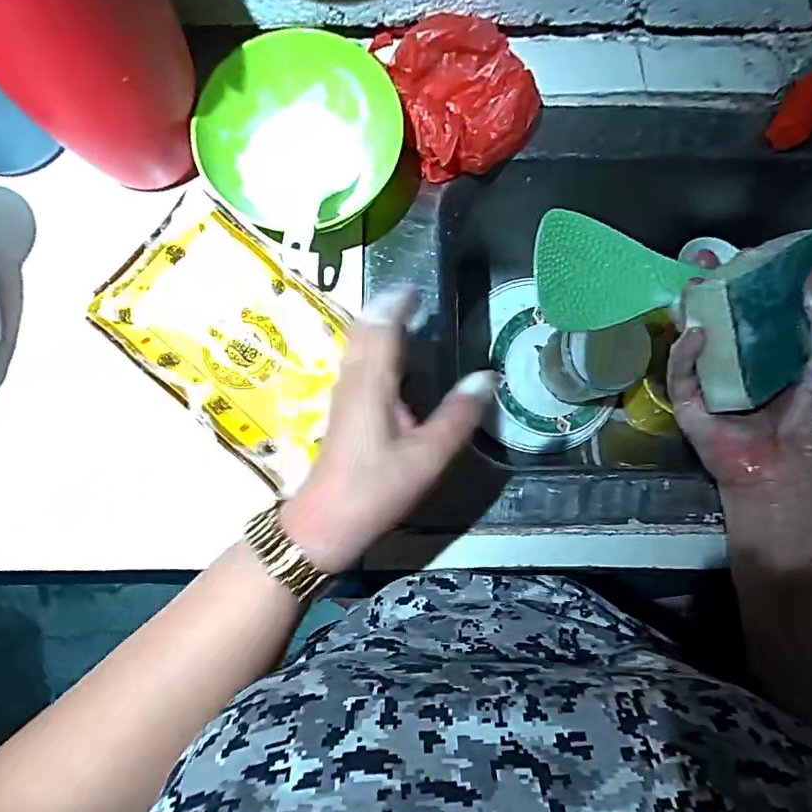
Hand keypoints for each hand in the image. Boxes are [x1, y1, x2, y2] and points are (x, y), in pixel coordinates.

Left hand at [280, 290, 493, 573]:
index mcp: (371, 383)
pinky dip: (372, 354)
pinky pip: (355, 368)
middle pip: (363, 332)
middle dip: (385, 312)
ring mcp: (341, 397)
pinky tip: (390, 367)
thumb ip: (458, 416)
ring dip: (376, 331)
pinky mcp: (340, 413)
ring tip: (406, 325)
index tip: (416, 290)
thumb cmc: (375, 488)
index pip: (381, 327)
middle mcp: (351, 382)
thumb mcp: (427, 456)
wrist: (326, 521)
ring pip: (356, 350)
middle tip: (414, 302)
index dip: (397, 304)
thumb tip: (486, 379)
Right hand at [667, 268, 811, 503]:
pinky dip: (684, 355)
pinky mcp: (688, 407)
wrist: (794, 475)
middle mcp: (742, 371)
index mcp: (780, 361)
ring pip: (696, 346)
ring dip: (692, 314)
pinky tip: (695, 333)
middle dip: (713, 293)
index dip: (752, 287)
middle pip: (721, 324)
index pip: (760, 316)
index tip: (747, 257)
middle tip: (704, 260)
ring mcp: (712, 389)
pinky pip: (681, 376)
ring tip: (692, 285)